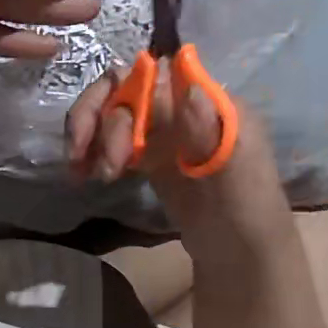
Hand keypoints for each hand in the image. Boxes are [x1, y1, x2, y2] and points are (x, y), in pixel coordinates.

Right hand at [66, 61, 286, 249]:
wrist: (240, 254)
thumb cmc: (247, 212)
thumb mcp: (235, 172)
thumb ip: (209, 130)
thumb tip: (187, 87)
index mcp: (207, 101)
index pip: (155, 73)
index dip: (124, 91)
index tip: (113, 132)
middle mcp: (180, 107)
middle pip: (123, 89)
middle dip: (96, 117)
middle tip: (80, 155)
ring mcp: (161, 131)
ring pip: (111, 113)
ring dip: (89, 135)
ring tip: (80, 171)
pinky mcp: (146, 155)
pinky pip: (109, 140)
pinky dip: (90, 152)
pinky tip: (81, 174)